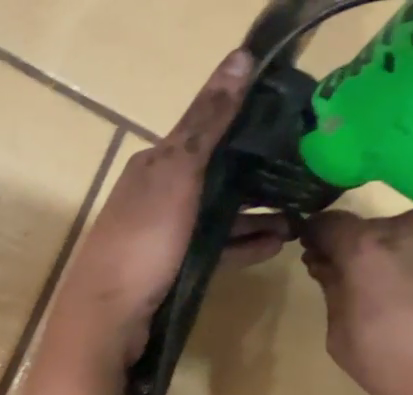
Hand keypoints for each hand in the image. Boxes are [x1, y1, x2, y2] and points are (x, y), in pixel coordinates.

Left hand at [27, 49, 290, 394]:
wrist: (106, 320)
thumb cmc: (142, 242)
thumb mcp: (177, 173)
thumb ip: (209, 121)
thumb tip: (243, 57)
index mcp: (154, 164)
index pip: (207, 132)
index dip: (248, 126)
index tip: (294, 128)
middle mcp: (156, 195)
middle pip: (216, 178)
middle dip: (259, 178)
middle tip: (306, 180)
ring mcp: (162, 237)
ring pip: (217, 217)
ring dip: (256, 216)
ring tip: (299, 220)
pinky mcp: (169, 273)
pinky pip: (213, 251)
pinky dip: (241, 246)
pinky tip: (273, 248)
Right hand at [301, 209, 412, 394]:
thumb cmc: (397, 367)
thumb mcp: (341, 339)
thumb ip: (331, 292)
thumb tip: (327, 266)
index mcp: (365, 248)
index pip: (328, 224)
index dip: (317, 239)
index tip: (318, 260)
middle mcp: (408, 226)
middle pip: (371, 230)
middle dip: (361, 253)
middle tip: (365, 291)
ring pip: (409, 237)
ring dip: (398, 257)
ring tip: (407, 299)